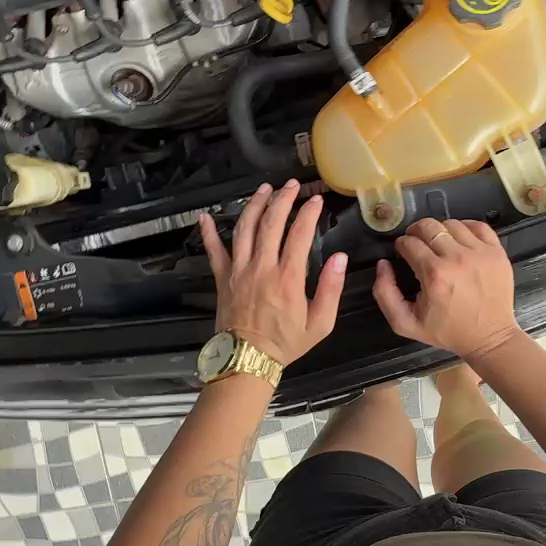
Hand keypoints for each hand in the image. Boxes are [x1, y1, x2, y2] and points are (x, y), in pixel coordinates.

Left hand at [198, 180, 347, 366]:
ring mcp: (238, 270)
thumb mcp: (320, 323)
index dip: (308, 213)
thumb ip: (331, 289)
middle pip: (271, 223)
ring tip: (264, 189)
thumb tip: (339, 258)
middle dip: (283, 199)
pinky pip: (214, 251)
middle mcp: (262, 267)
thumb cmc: (286, 343)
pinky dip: (208, 232)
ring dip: (254, 205)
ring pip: (245, 228)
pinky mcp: (222, 278)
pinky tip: (206, 216)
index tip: (315, 201)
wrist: (247, 360)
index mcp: (288, 277)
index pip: (299, 234)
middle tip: (292, 185)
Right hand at [372, 218, 521, 358]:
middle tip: (416, 243)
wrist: (489, 338)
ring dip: (440, 230)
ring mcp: (480, 253)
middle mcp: (457, 258)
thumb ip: (384, 293)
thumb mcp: (405, 323)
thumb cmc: (448, 331)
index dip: (401, 245)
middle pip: (428, 226)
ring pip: (452, 223)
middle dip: (416, 232)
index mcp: (434, 274)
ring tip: (438, 244)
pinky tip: (460, 239)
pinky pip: (478, 226)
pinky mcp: (496, 252)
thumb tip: (383, 265)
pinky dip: (466, 227)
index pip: (409, 243)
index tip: (403, 252)